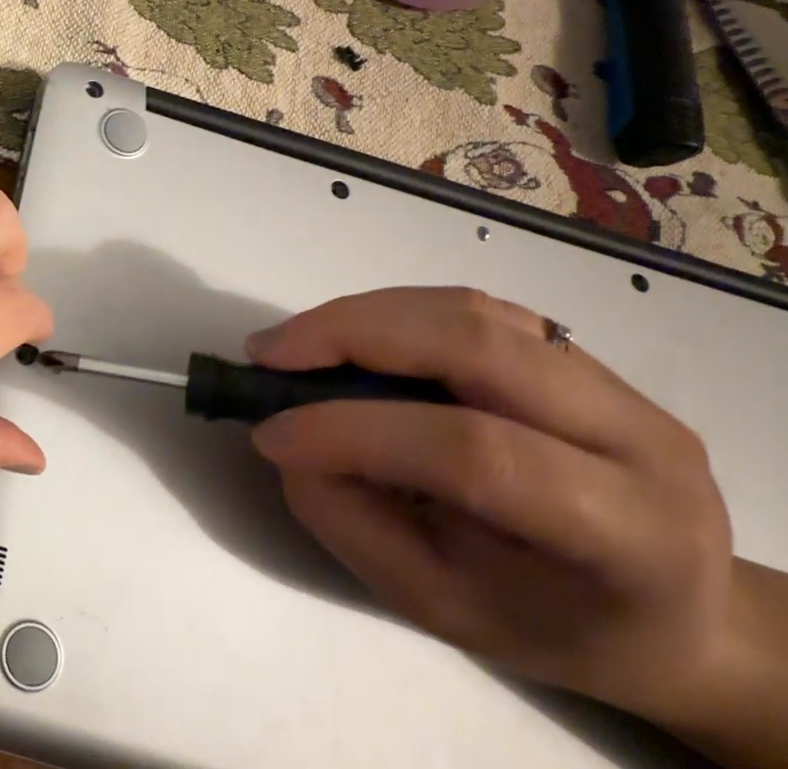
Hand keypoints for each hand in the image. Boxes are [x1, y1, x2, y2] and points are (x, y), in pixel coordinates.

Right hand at [244, 287, 736, 723]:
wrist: (670, 612)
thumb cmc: (546, 625)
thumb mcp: (437, 605)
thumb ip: (354, 525)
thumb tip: (288, 445)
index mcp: (622, 531)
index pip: (476, 452)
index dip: (355, 432)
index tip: (269, 434)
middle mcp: (638, 439)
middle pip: (479, 346)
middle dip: (351, 335)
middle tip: (266, 354)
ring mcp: (616, 386)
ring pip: (474, 312)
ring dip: (364, 316)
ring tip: (292, 344)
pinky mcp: (579, 358)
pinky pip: (476, 312)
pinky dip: (393, 314)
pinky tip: (347, 340)